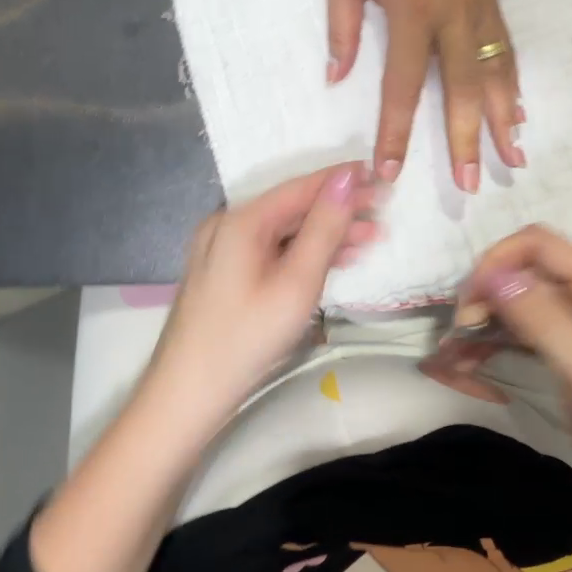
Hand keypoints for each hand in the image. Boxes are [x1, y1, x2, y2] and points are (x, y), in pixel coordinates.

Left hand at [149, 163, 383, 405]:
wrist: (188, 393)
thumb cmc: (248, 337)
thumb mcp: (297, 281)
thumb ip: (325, 227)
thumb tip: (348, 177)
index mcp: (241, 221)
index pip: (301, 187)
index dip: (343, 181)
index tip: (382, 177)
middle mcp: (227, 225)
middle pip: (291, 207)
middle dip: (338, 210)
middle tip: (382, 215)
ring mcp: (222, 251)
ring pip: (283, 231)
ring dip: (325, 233)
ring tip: (370, 240)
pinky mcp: (224, 275)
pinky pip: (270, 250)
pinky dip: (302, 253)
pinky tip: (332, 261)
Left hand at [327, 0, 522, 190]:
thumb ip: (341, 23)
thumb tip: (337, 75)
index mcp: (410, 15)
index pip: (400, 87)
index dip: (395, 132)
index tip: (389, 171)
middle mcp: (451, 23)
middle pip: (460, 94)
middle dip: (465, 142)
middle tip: (470, 186)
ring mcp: (479, 16)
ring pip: (494, 80)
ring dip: (502, 124)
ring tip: (514, 163)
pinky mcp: (494, 6)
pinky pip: (507, 56)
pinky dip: (513, 89)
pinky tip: (518, 114)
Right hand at [457, 226, 571, 522]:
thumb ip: (544, 321)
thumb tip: (493, 275)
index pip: (538, 242)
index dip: (496, 262)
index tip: (469, 305)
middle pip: (525, 266)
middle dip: (487, 292)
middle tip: (461, 334)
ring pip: (520, 296)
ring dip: (486, 317)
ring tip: (458, 353)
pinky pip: (524, 325)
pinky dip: (496, 338)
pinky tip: (473, 363)